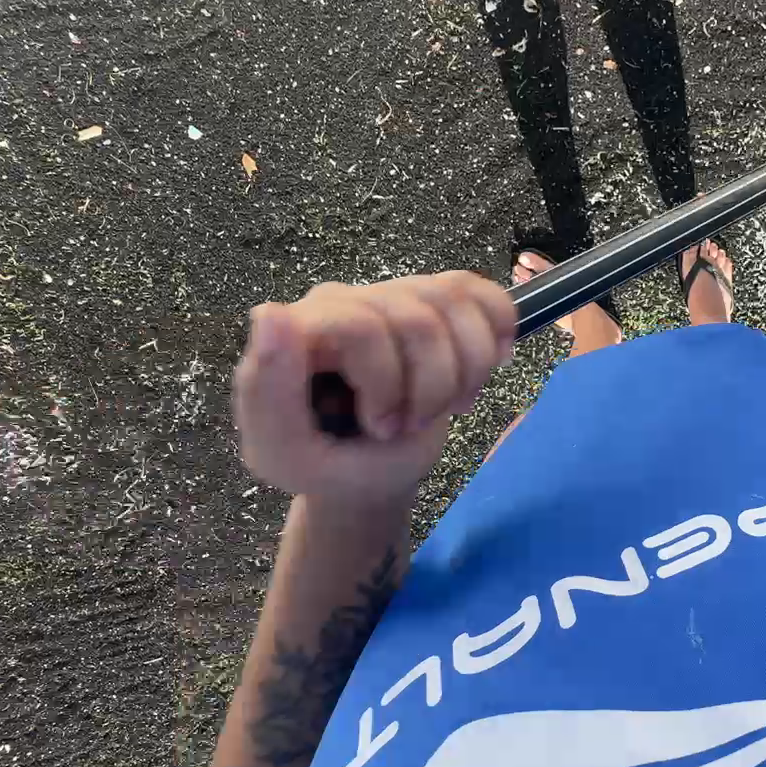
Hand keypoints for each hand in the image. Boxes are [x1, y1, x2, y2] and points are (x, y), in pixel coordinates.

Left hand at [232, 272, 516, 507]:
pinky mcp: (443, 302)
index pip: (361, 326)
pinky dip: (497, 334)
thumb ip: (268, 389)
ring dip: (467, 370)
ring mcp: (400, 295)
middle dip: (431, 388)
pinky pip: (487, 296)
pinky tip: (489, 364)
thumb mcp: (285, 452)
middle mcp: (350, 300)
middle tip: (411, 425)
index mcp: (302, 328)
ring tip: (448, 403)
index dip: (387, 382)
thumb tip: (271, 312)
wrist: (372, 471)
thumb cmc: (328, 465)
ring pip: (457, 304)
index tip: (381, 427)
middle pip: (420, 320)